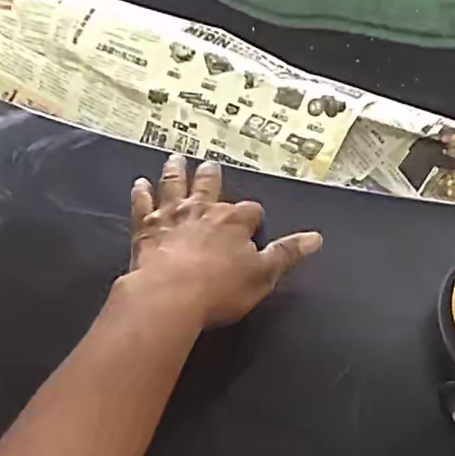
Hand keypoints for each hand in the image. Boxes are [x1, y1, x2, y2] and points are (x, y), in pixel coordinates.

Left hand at [126, 154, 322, 326]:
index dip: (253, 218)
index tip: (253, 223)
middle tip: (211, 165)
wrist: (170, 296)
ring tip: (176, 159)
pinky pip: (143, 203)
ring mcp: (172, 215)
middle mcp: (203, 210)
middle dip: (212, 177)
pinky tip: (139, 183)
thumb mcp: (264, 275)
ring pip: (175, 185)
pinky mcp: (146, 227)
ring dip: (176, 172)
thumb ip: (287, 254)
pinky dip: (141, 192)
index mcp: (234, 222)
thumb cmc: (219, 289)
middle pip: (210, 186)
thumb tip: (314, 238)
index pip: (250, 212)